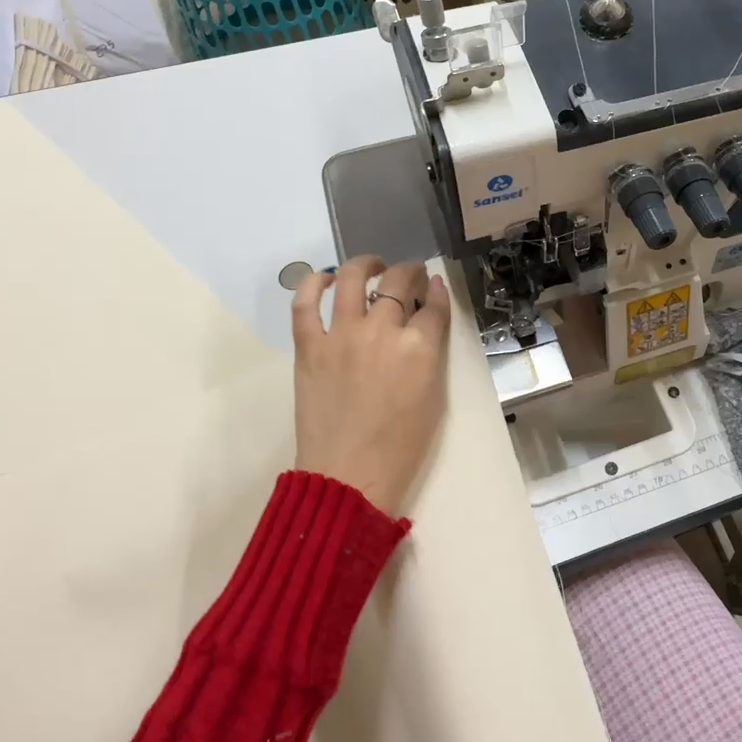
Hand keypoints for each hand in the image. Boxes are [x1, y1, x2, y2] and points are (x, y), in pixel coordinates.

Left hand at [290, 256, 452, 514]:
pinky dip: (313, 284)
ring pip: (352, 279)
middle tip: (410, 276)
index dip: (436, 292)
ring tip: (372, 267)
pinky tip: (324, 279)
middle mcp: (382, 331)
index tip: (434, 287)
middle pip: (398, 282)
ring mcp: (342, 336)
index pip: (433, 305)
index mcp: (420, 347)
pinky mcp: (310, 348)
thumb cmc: (401, 445)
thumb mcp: (434, 395)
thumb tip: (428, 315)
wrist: (350, 475)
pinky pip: (305, 304)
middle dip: (410, 272)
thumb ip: (433, 350)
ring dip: (366, 265)